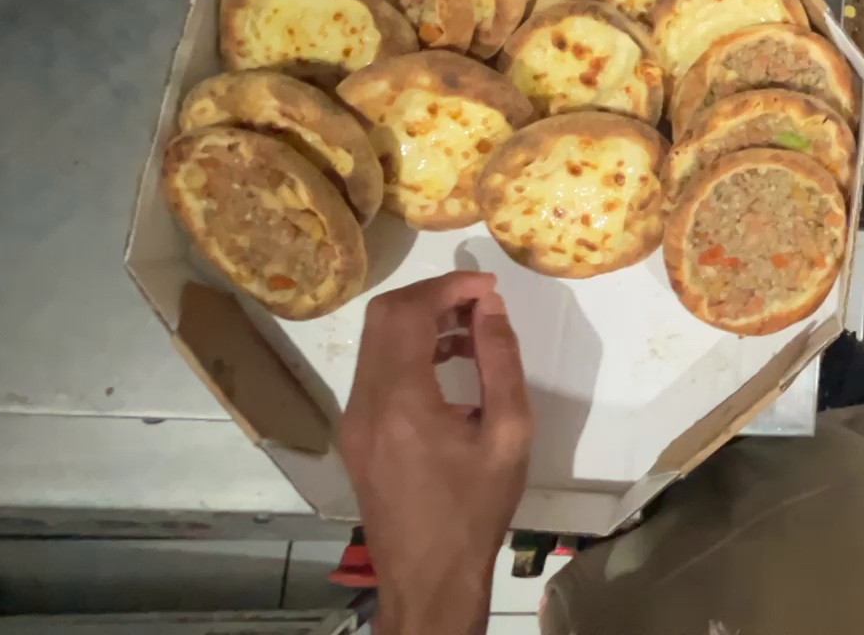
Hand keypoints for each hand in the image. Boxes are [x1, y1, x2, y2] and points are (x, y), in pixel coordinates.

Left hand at [339, 271, 532, 634]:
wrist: (430, 577)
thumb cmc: (478, 505)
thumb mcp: (509, 431)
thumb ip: (501, 360)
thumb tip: (490, 307)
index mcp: (401, 401)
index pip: (410, 313)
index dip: (450, 286)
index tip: (491, 286)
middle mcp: (364, 403)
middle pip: (383, 317)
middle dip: (434, 295)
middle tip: (482, 300)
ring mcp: (354, 420)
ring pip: (377, 340)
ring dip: (423, 319)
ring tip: (475, 328)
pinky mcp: (357, 434)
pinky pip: (378, 369)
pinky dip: (411, 348)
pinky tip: (452, 361)